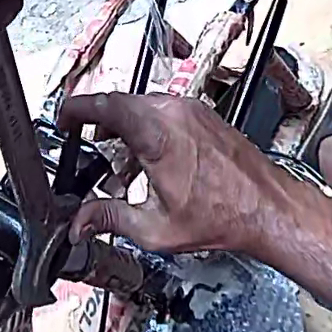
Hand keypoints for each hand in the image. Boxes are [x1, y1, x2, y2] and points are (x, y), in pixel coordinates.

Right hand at [62, 93, 308, 258]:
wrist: (267, 207)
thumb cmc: (223, 215)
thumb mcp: (155, 228)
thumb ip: (110, 219)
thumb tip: (80, 222)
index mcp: (156, 135)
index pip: (105, 105)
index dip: (77, 107)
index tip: (63, 116)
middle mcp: (172, 112)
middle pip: (120, 104)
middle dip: (98, 122)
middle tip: (85, 142)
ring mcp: (188, 109)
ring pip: (140, 105)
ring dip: (123, 126)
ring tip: (120, 160)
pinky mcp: (199, 111)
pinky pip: (160, 109)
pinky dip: (144, 125)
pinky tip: (147, 156)